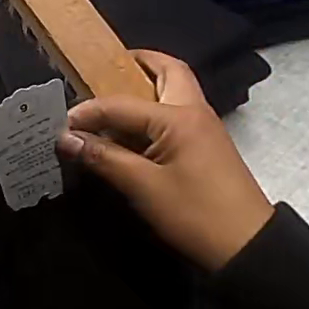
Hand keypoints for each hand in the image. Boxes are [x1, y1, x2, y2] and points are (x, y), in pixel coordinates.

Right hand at [56, 50, 273, 271]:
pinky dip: (154, 110)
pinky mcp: (206, 144)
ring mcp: (204, 126)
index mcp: (179, 116)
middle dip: (137, 64)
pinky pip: (177, 113)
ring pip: (176, 89)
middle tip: (104, 70)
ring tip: (112, 99)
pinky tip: (132, 130)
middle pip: (168, 71)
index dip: (89, 111)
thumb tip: (66, 139)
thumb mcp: (144, 188)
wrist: (247, 245)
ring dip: (147, 86)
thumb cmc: (195, 213)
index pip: (123, 103)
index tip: (61, 123)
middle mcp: (194, 111)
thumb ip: (105, 158)